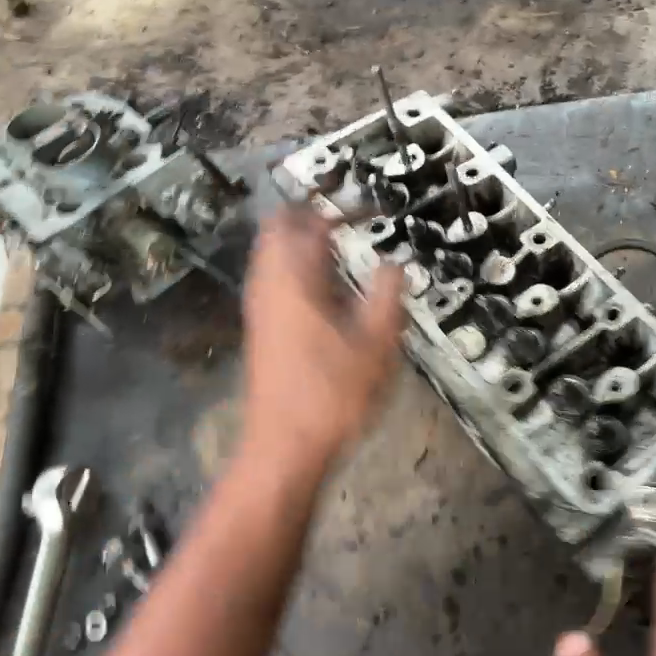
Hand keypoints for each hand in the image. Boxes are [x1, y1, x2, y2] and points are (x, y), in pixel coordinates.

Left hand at [237, 208, 403, 481]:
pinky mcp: (263, 332)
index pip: (308, 224)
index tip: (368, 208)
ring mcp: (261, 311)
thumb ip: (387, 296)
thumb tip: (394, 264)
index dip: (336, 209)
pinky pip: (274, 280)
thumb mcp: (377, 344)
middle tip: (344, 215)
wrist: (285, 447)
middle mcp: (269, 288)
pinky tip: (326, 287)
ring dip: (299, 242)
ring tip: (337, 243)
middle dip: (308, 216)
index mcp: (295, 282)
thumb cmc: (334, 394)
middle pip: (276, 232)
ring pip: (271, 257)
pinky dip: (296, 269)